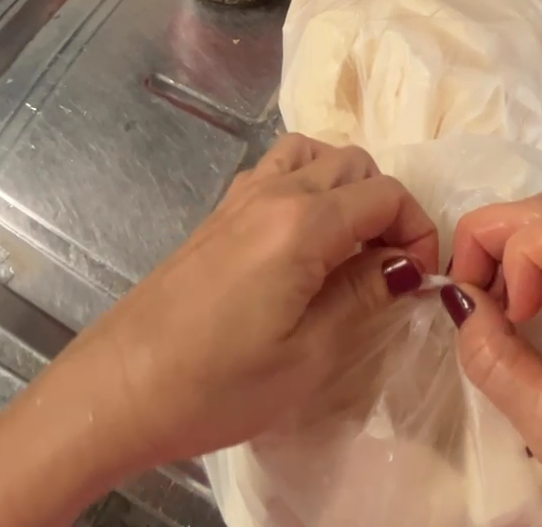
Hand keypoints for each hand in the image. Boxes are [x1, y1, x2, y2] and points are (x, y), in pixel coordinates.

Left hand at [50, 134, 439, 469]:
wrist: (120, 388)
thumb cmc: (218, 384)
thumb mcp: (309, 354)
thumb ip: (364, 295)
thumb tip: (408, 265)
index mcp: (303, 222)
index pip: (385, 194)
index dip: (418, 228)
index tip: (420, 276)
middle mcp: (275, 190)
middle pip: (354, 164)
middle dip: (387, 205)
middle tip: (389, 265)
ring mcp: (242, 194)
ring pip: (314, 153)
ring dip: (346, 185)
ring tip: (350, 241)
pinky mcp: (220, 210)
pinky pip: (277, 167)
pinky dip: (307, 181)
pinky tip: (303, 234)